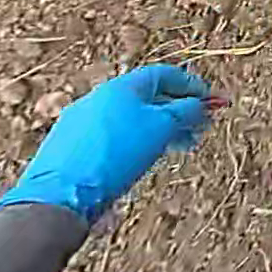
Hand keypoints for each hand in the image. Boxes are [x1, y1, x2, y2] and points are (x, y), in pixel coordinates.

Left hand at [0, 64, 212, 221]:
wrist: (60, 197)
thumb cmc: (118, 153)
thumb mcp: (164, 126)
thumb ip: (186, 110)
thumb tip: (198, 104)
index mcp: (122, 86)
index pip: (165, 75)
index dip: (193, 86)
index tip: (211, 100)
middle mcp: (100, 98)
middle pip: (150, 97)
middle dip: (179, 111)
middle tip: (200, 127)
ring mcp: (82, 123)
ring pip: (133, 118)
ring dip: (161, 128)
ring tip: (180, 146)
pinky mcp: (71, 147)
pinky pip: (116, 135)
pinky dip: (138, 140)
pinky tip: (147, 157)